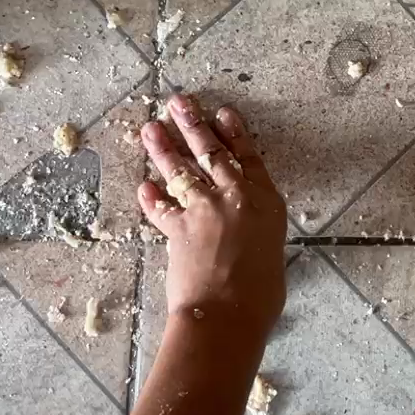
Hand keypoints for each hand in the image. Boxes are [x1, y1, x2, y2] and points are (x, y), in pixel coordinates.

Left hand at [137, 94, 287, 340]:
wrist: (228, 313)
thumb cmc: (262, 295)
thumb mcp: (271, 255)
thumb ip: (257, 237)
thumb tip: (247, 242)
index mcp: (265, 201)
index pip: (248, 157)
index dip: (234, 133)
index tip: (222, 112)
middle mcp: (234, 197)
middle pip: (211, 153)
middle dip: (194, 124)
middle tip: (179, 102)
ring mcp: (204, 209)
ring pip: (181, 171)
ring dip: (164, 148)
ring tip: (151, 127)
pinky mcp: (178, 228)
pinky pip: (162, 209)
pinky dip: (151, 199)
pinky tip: (142, 187)